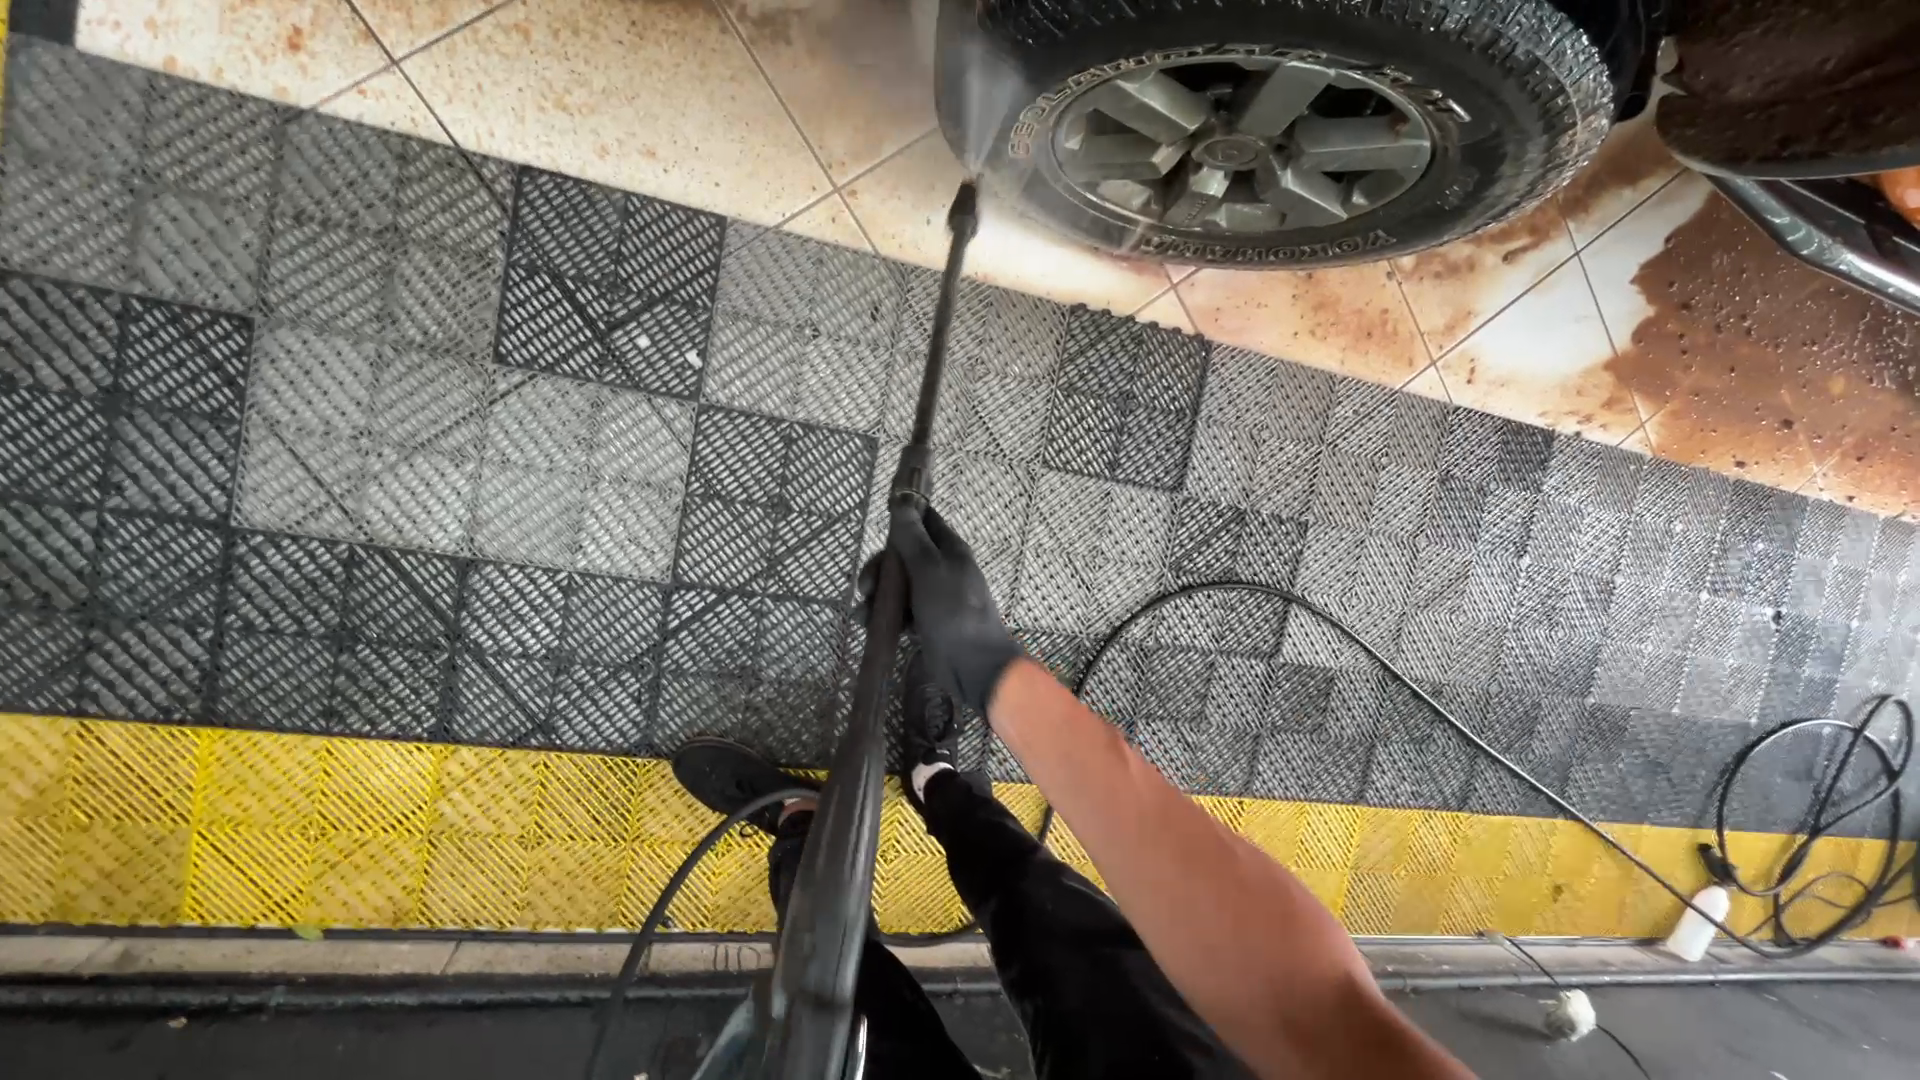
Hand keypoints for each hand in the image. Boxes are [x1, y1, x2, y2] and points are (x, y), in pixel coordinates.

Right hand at [863, 503, 1023, 713]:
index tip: (878, 531)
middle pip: (903, 556)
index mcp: (949, 550)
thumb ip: (913, 538)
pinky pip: (900, 611)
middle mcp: (941, 569)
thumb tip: (902, 503)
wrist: (973, 664)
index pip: (924, 521)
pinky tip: (870, 626)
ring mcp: (934, 597)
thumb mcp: (930, 569)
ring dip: (878, 596)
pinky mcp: (926, 621)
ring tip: (864, 614)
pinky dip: (885, 616)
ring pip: (899, 586)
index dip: (901, 520)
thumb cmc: (954, 611)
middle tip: (866, 587)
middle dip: (881, 569)